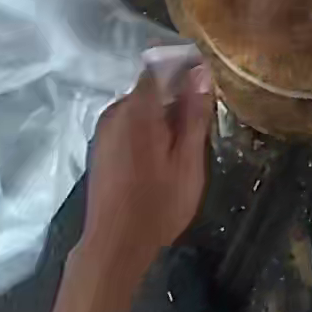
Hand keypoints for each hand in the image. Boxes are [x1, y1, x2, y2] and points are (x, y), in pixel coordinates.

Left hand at [82, 60, 215, 258]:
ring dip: (167, 112)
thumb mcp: (188, 158)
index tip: (209, 77)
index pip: (160, 66)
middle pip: (153, 86)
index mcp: (137, 111)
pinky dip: (152, 126)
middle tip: (206, 115)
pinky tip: (168, 150)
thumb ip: (194, 113)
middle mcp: (116, 113)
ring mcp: (105, 131)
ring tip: (190, 136)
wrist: (116, 246)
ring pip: (143, 105)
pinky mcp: (103, 147)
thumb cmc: (158, 203)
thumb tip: (201, 73)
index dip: (186, 65)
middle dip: (179, 93)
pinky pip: (132, 122)